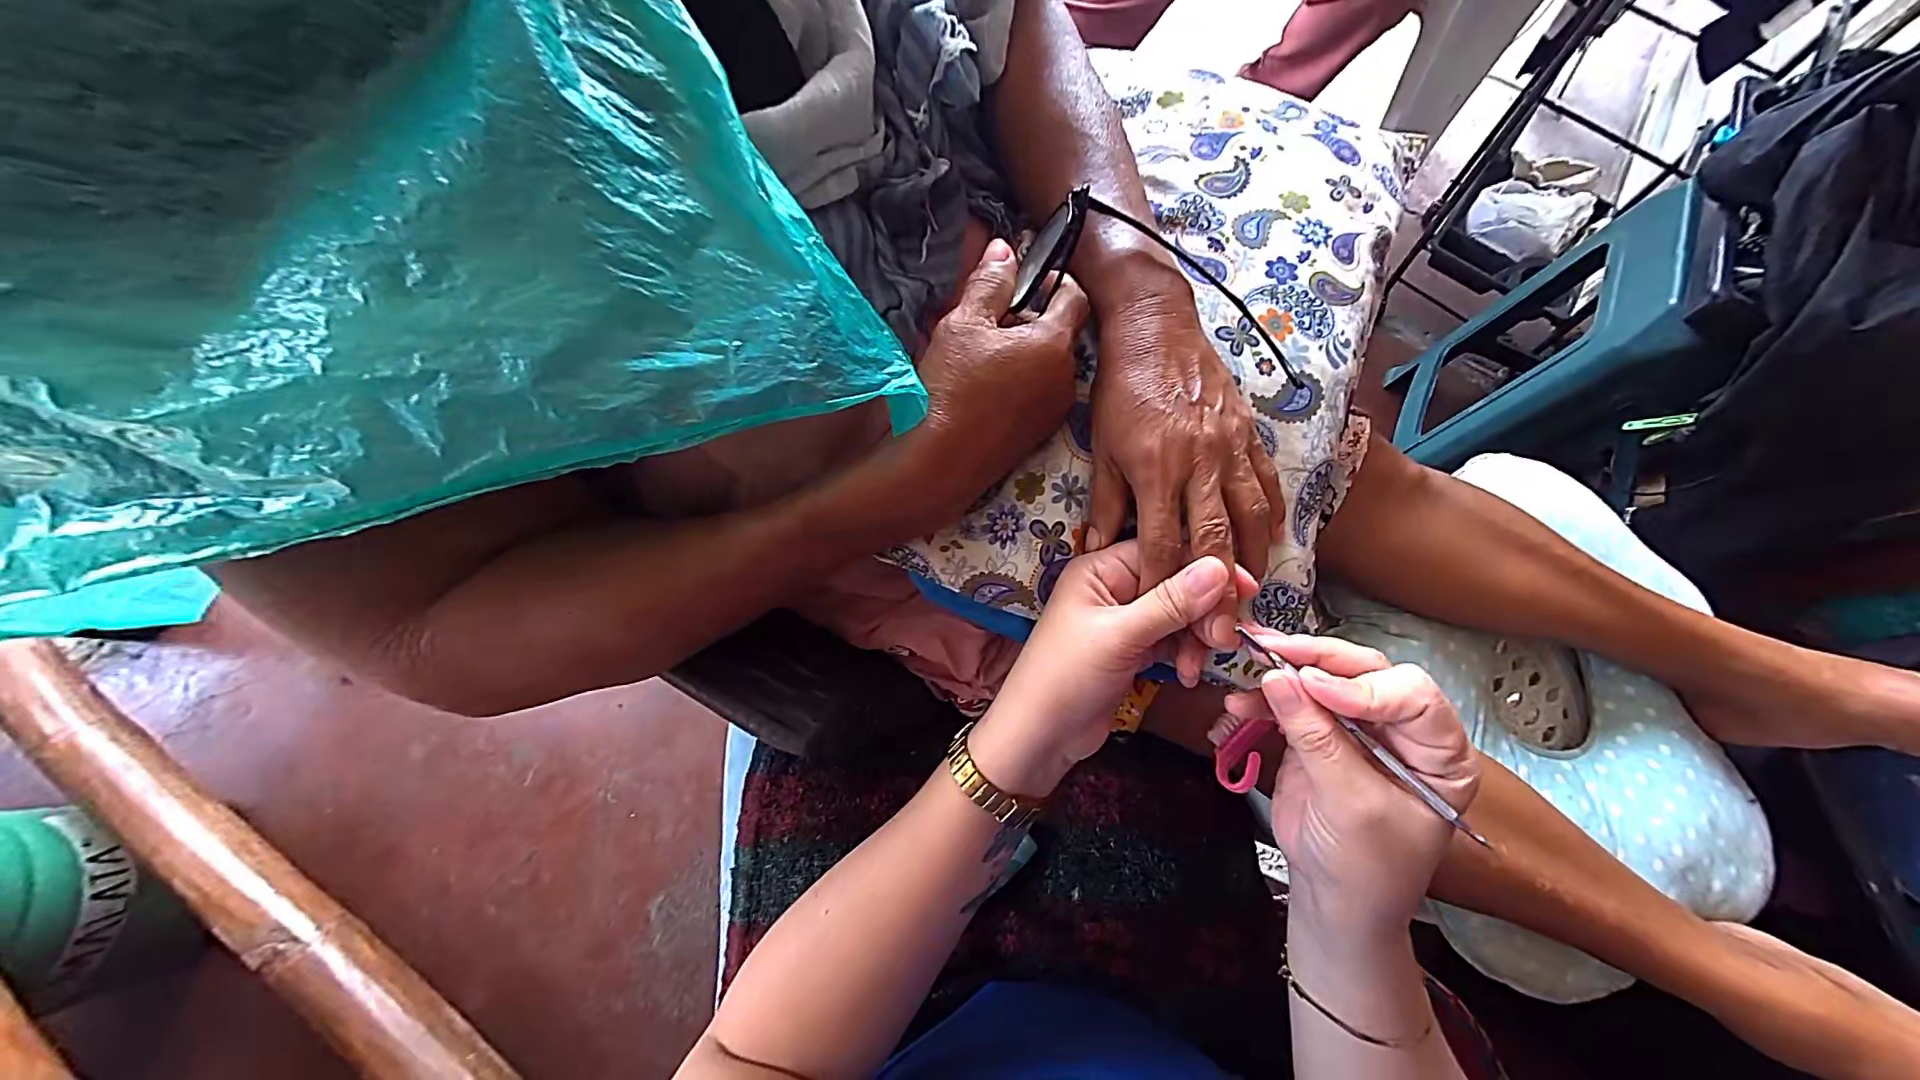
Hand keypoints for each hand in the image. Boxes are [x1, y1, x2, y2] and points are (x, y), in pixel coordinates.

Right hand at [902, 239, 1089, 526]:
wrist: (939, 462)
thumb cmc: (951, 388)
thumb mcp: (963, 323)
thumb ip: (989, 282)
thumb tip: (1005, 249)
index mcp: (1054, 342)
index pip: (1074, 294)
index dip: (1050, 280)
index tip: (1021, 282)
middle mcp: (1066, 377)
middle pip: (1060, 332)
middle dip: (1031, 320)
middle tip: (989, 325)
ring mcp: (1054, 410)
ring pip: (1048, 365)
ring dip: (1024, 354)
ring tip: (982, 361)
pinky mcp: (1038, 434)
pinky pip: (1038, 394)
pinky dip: (1020, 384)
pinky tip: (985, 390)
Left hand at [967, 542, 1257, 796]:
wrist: (1040, 736)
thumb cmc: (1066, 677)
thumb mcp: (1119, 636)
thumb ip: (1170, 603)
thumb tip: (1219, 566)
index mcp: (1100, 569)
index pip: (1163, 550)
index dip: (1204, 568)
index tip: (1244, 588)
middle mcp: (1113, 586)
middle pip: (1176, 582)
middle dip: (1203, 610)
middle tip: (1221, 639)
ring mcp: (1124, 618)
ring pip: (1179, 613)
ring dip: (1195, 637)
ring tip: (1195, 664)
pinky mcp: (1133, 647)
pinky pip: (1172, 638)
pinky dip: (1185, 653)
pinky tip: (1187, 673)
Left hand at [1085, 271, 1284, 649]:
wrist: (1155, 328)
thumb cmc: (1119, 392)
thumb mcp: (1103, 450)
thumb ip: (1106, 505)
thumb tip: (1098, 551)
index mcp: (1155, 470)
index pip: (1164, 545)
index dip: (1167, 591)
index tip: (1172, 627)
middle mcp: (1199, 463)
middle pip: (1214, 542)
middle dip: (1218, 596)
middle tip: (1223, 638)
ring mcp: (1230, 448)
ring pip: (1251, 518)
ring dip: (1254, 565)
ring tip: (1252, 601)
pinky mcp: (1248, 434)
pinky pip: (1268, 482)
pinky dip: (1273, 517)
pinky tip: (1273, 543)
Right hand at [1226, 633, 1479, 933]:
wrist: (1334, 898)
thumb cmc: (1368, 865)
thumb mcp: (1350, 802)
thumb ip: (1317, 737)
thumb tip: (1279, 678)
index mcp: (1437, 750)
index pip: (1411, 695)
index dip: (1363, 686)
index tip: (1315, 688)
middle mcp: (1401, 730)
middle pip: (1364, 673)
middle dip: (1318, 661)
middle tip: (1276, 652)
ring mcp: (1356, 729)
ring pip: (1323, 678)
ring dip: (1282, 674)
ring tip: (1250, 676)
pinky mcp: (1316, 733)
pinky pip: (1291, 701)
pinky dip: (1263, 699)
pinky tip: (1240, 704)